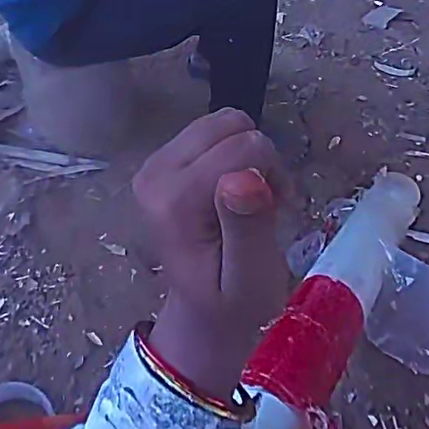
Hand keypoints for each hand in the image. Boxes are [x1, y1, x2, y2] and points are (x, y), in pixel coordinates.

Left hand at [133, 108, 293, 399]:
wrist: (202, 307)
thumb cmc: (232, 300)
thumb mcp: (251, 279)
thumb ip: (247, 229)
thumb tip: (242, 176)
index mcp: (175, 201)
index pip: (244, 147)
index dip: (270, 173)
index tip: (273, 210)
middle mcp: (156, 171)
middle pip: (230, 126)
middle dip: (259, 159)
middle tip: (263, 204)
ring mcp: (155, 161)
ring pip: (222, 122)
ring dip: (248, 153)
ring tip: (251, 196)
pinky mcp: (163, 156)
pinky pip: (212, 129)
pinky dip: (234, 151)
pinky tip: (236, 187)